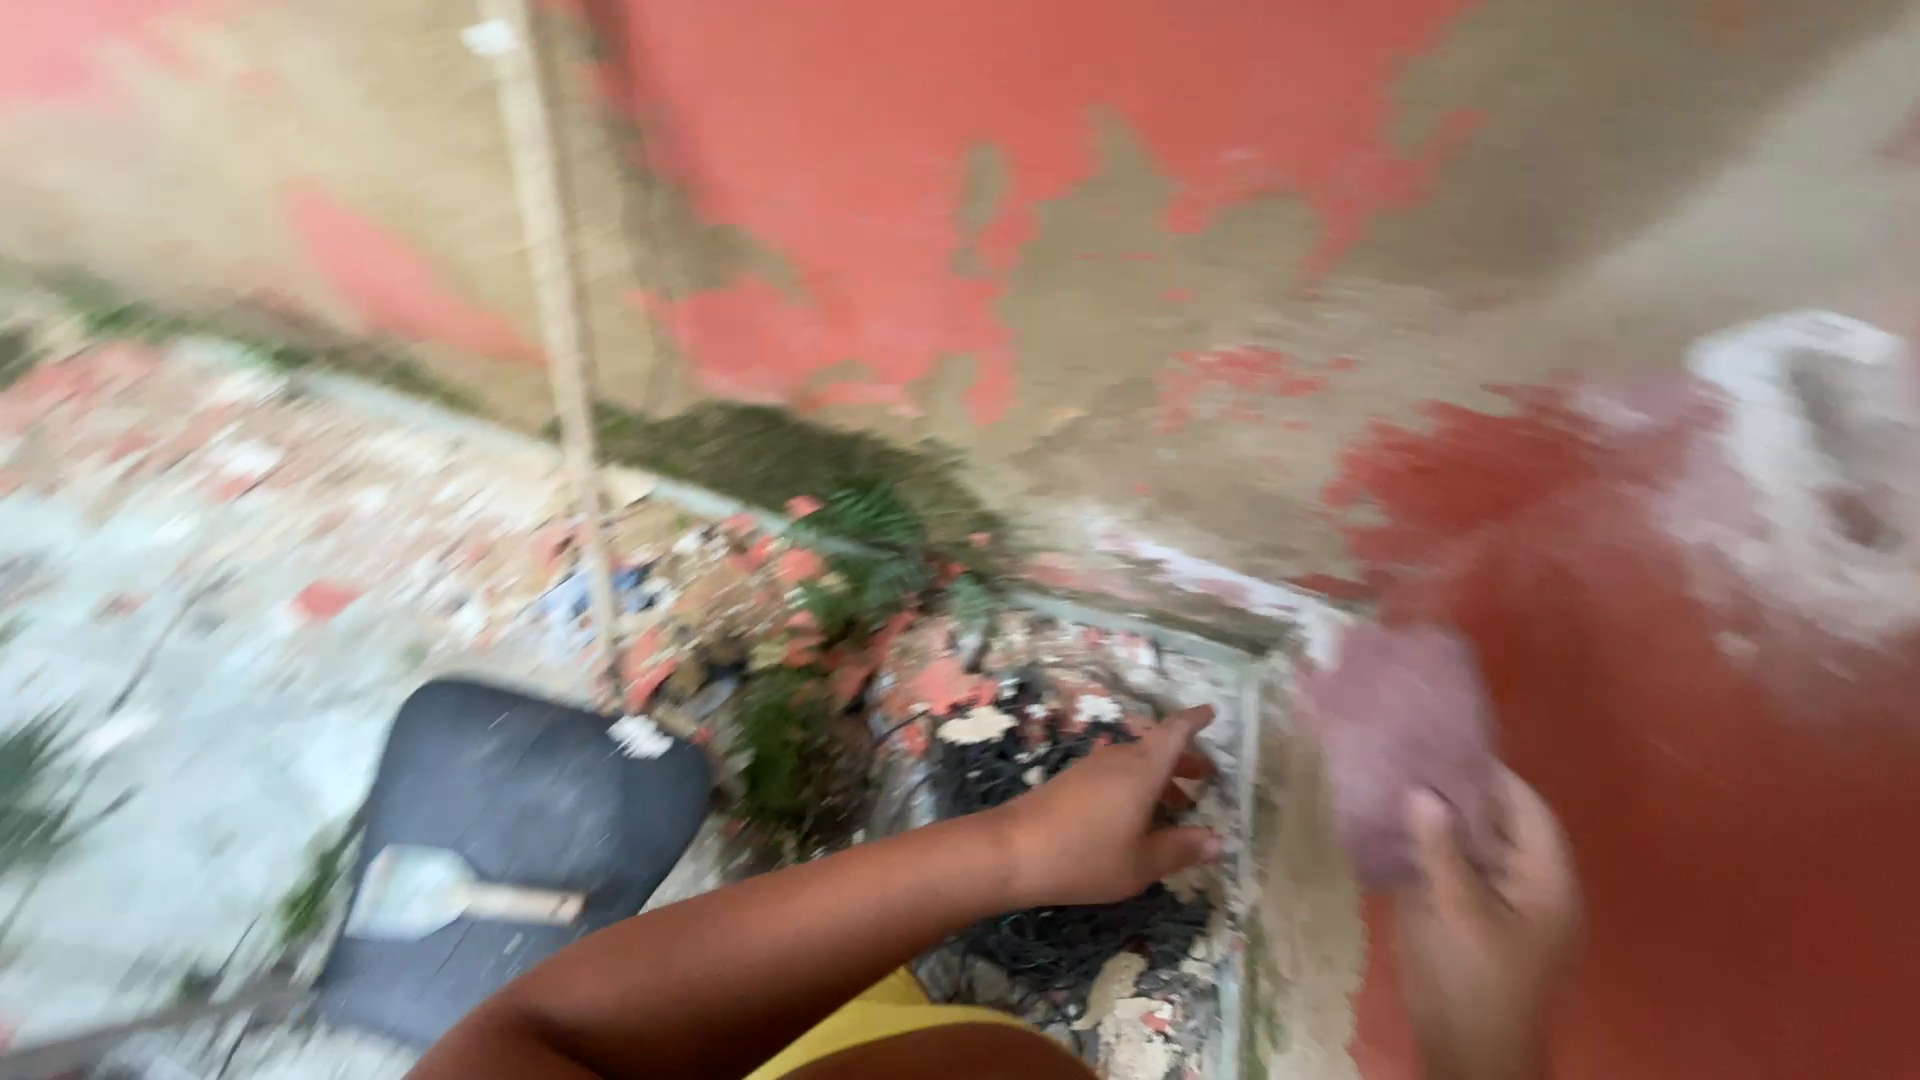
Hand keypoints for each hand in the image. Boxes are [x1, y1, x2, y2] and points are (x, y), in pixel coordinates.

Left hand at [989, 705, 1223, 907]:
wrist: (1012, 849)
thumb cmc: (1085, 856)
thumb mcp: (1142, 863)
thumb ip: (1182, 849)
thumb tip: (1219, 840)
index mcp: (1141, 770)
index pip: (1174, 733)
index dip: (1194, 721)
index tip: (1211, 712)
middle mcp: (1117, 759)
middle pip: (1156, 748)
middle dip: (1183, 760)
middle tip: (1206, 776)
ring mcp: (1090, 768)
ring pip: (1134, 762)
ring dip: (1159, 776)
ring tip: (1178, 803)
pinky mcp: (1071, 781)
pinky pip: (1115, 773)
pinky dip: (1136, 785)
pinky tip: (1136, 815)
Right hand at [1395, 769, 1580, 1079]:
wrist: (1465, 1048)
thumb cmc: (1474, 981)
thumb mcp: (1458, 912)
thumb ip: (1441, 850)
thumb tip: (1421, 791)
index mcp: (1546, 884)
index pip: (1528, 811)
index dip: (1493, 776)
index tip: (1447, 742)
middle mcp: (1527, 883)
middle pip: (1500, 822)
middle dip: (1460, 789)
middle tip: (1413, 752)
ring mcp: (1496, 897)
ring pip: (1472, 840)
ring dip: (1439, 812)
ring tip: (1396, 775)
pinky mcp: (1467, 910)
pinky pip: (1451, 861)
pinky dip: (1427, 839)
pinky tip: (1391, 820)